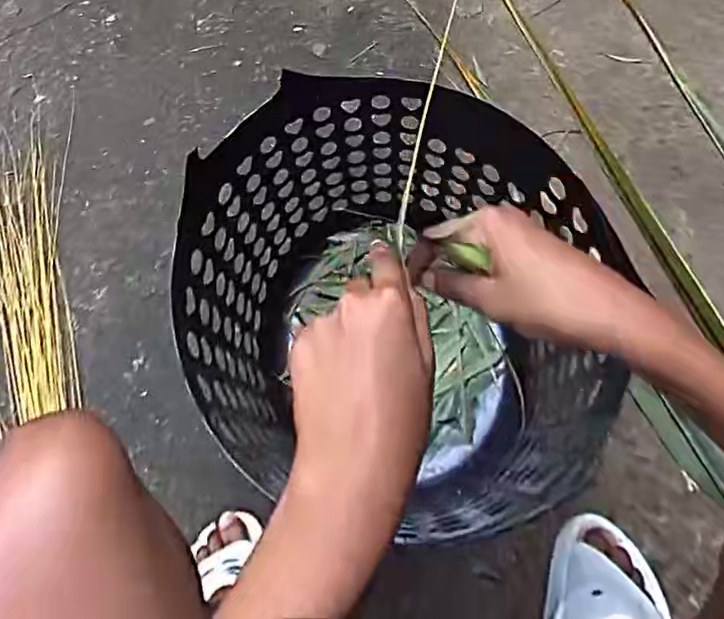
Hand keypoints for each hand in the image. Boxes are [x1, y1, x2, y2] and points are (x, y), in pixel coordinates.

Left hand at [285, 242, 432, 518]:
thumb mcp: (426, 366)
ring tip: (351, 376)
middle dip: (367, 310)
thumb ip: (415, 318)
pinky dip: (322, 351)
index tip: (384, 260)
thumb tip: (405, 291)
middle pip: (360, 291)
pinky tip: (331, 382)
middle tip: (376, 350)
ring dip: (343, 333)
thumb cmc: (401, 421)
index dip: (386, 262)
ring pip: (337, 316)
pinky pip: (315, 335)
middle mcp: (352, 303)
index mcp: (390, 305)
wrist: (350, 463)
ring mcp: (321, 321)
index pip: (386, 261)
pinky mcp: (297, 342)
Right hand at [411, 204, 696, 369]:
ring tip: (470, 301)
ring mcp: (521, 225)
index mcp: (485, 220)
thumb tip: (423, 277)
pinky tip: (498, 295)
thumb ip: (451, 285)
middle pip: (457, 237)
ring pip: (478, 246)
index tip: (412, 285)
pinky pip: (499, 250)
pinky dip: (490, 270)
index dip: (420, 259)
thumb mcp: (491, 300)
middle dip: (445, 265)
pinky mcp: (537, 240)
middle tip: (441, 298)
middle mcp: (501, 214)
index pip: (436, 234)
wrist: (612, 312)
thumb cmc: (546, 304)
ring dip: (469, 270)